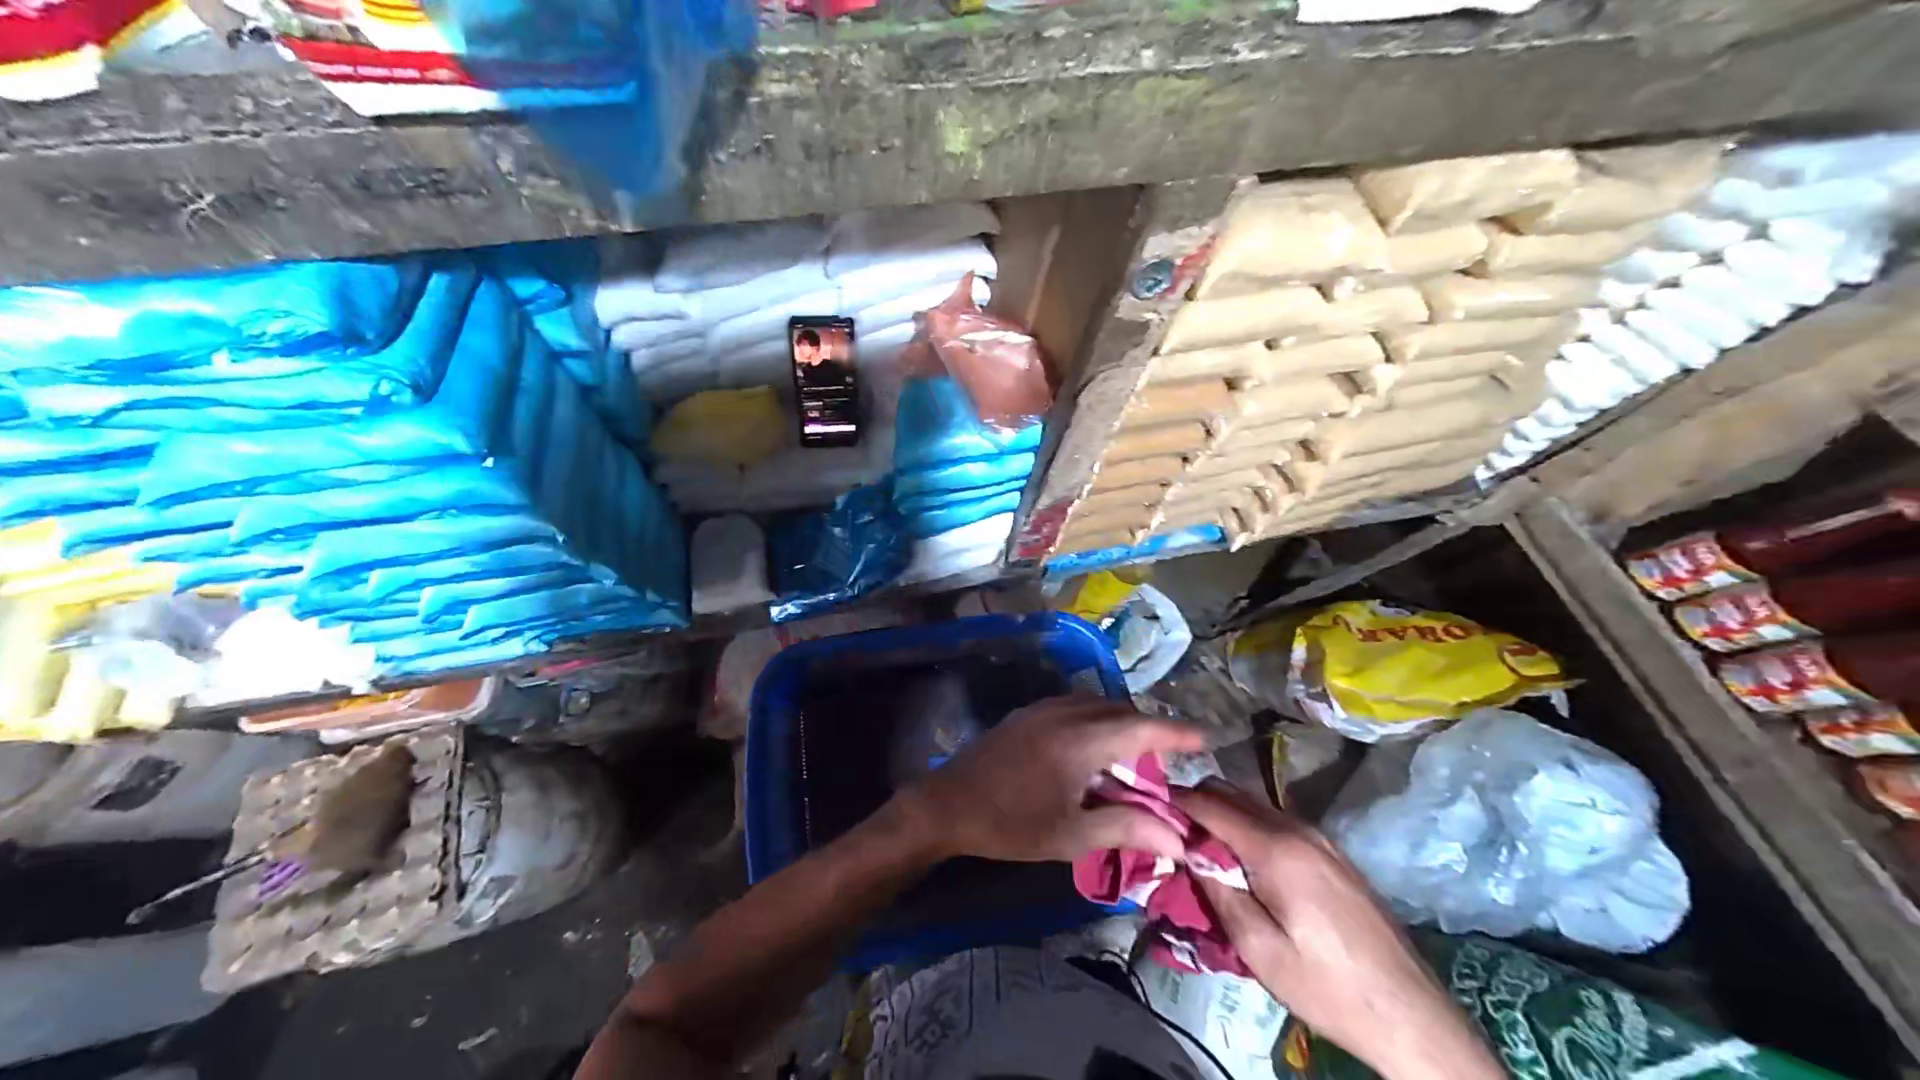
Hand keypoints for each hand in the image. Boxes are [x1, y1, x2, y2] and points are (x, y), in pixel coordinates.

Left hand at [892, 696, 1204, 863]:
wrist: (946, 805)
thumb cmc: (1010, 824)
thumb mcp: (1071, 835)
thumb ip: (1127, 828)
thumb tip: (1180, 839)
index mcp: (1080, 740)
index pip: (1142, 728)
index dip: (1177, 732)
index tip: (1206, 737)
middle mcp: (1064, 713)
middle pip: (1121, 711)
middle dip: (1151, 728)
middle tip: (1170, 757)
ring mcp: (1041, 710)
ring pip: (1096, 704)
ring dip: (1122, 721)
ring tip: (1135, 753)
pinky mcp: (1025, 714)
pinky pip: (1074, 705)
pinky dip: (1097, 719)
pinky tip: (1094, 746)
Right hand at [1174, 785, 1504, 1079]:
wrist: (1410, 1016)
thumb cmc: (1325, 986)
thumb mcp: (1257, 948)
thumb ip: (1218, 888)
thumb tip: (1190, 849)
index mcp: (1276, 848)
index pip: (1210, 803)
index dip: (1174, 802)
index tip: (1147, 811)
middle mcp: (1298, 829)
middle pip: (1231, 792)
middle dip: (1196, 805)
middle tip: (1172, 835)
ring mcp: (1320, 838)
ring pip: (1253, 805)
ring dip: (1222, 816)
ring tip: (1203, 851)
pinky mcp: (1332, 854)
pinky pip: (1275, 823)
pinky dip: (1248, 828)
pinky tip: (1244, 863)